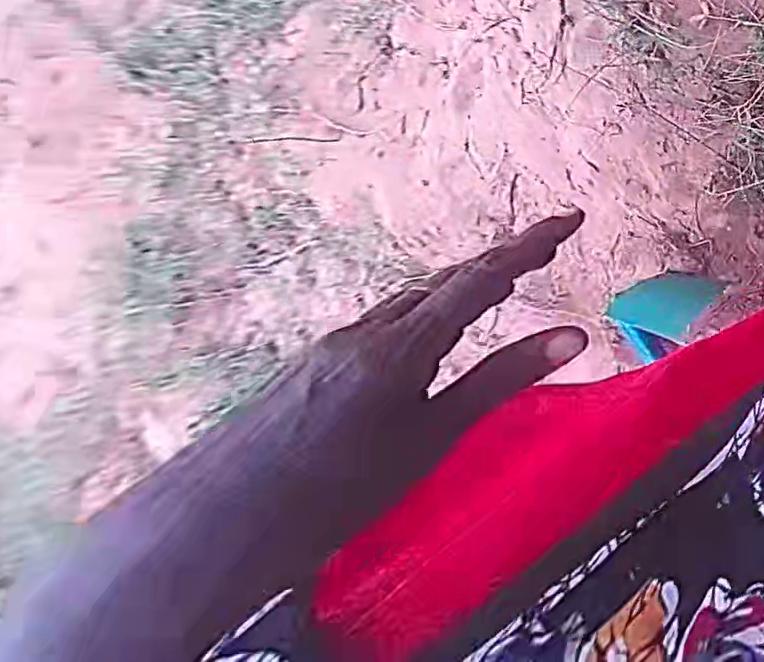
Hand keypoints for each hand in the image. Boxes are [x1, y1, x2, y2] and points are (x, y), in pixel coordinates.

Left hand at [0, 212, 591, 661]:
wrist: (187, 545)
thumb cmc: (330, 495)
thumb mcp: (431, 438)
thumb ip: (502, 379)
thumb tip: (576, 334)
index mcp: (402, 345)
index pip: (482, 277)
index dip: (533, 243)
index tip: (572, 219)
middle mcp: (369, 331)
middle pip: (450, 277)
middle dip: (507, 255)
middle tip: (553, 243)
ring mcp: (336, 345)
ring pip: (419, 294)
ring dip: (471, 278)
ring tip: (512, 275)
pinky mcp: (316, 364)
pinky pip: (393, 315)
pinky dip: (436, 303)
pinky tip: (442, 321)